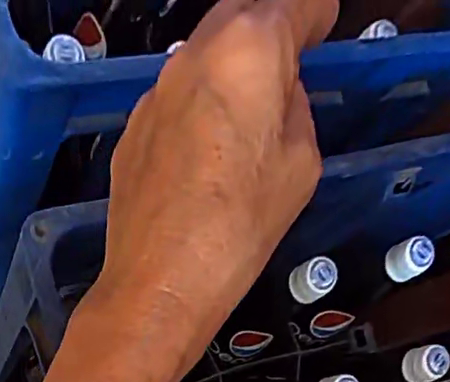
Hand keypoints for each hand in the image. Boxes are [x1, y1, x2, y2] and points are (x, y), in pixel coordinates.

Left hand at [94, 0, 336, 369]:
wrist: (159, 285)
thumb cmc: (236, 229)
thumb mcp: (301, 163)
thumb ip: (294, 110)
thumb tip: (277, 100)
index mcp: (248, 46)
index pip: (295, 4)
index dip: (314, 17)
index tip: (321, 28)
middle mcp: (190, 58)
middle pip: (237, 19)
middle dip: (264, 36)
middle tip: (282, 70)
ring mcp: (151, 98)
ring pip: (197, 64)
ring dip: (222, 77)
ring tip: (238, 123)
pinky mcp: (128, 137)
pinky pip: (169, 107)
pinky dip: (190, 115)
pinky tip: (198, 159)